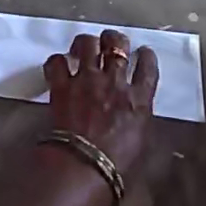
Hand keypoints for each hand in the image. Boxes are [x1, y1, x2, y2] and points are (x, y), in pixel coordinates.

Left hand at [44, 30, 156, 176]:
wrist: (83, 167)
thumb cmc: (116, 165)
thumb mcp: (141, 141)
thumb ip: (140, 117)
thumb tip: (137, 110)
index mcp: (138, 98)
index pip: (148, 66)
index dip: (147, 55)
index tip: (143, 52)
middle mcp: (114, 82)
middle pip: (117, 44)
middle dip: (114, 38)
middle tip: (109, 42)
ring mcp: (87, 80)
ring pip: (88, 44)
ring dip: (86, 42)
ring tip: (82, 48)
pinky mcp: (62, 85)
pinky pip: (57, 61)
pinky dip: (57, 61)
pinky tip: (58, 66)